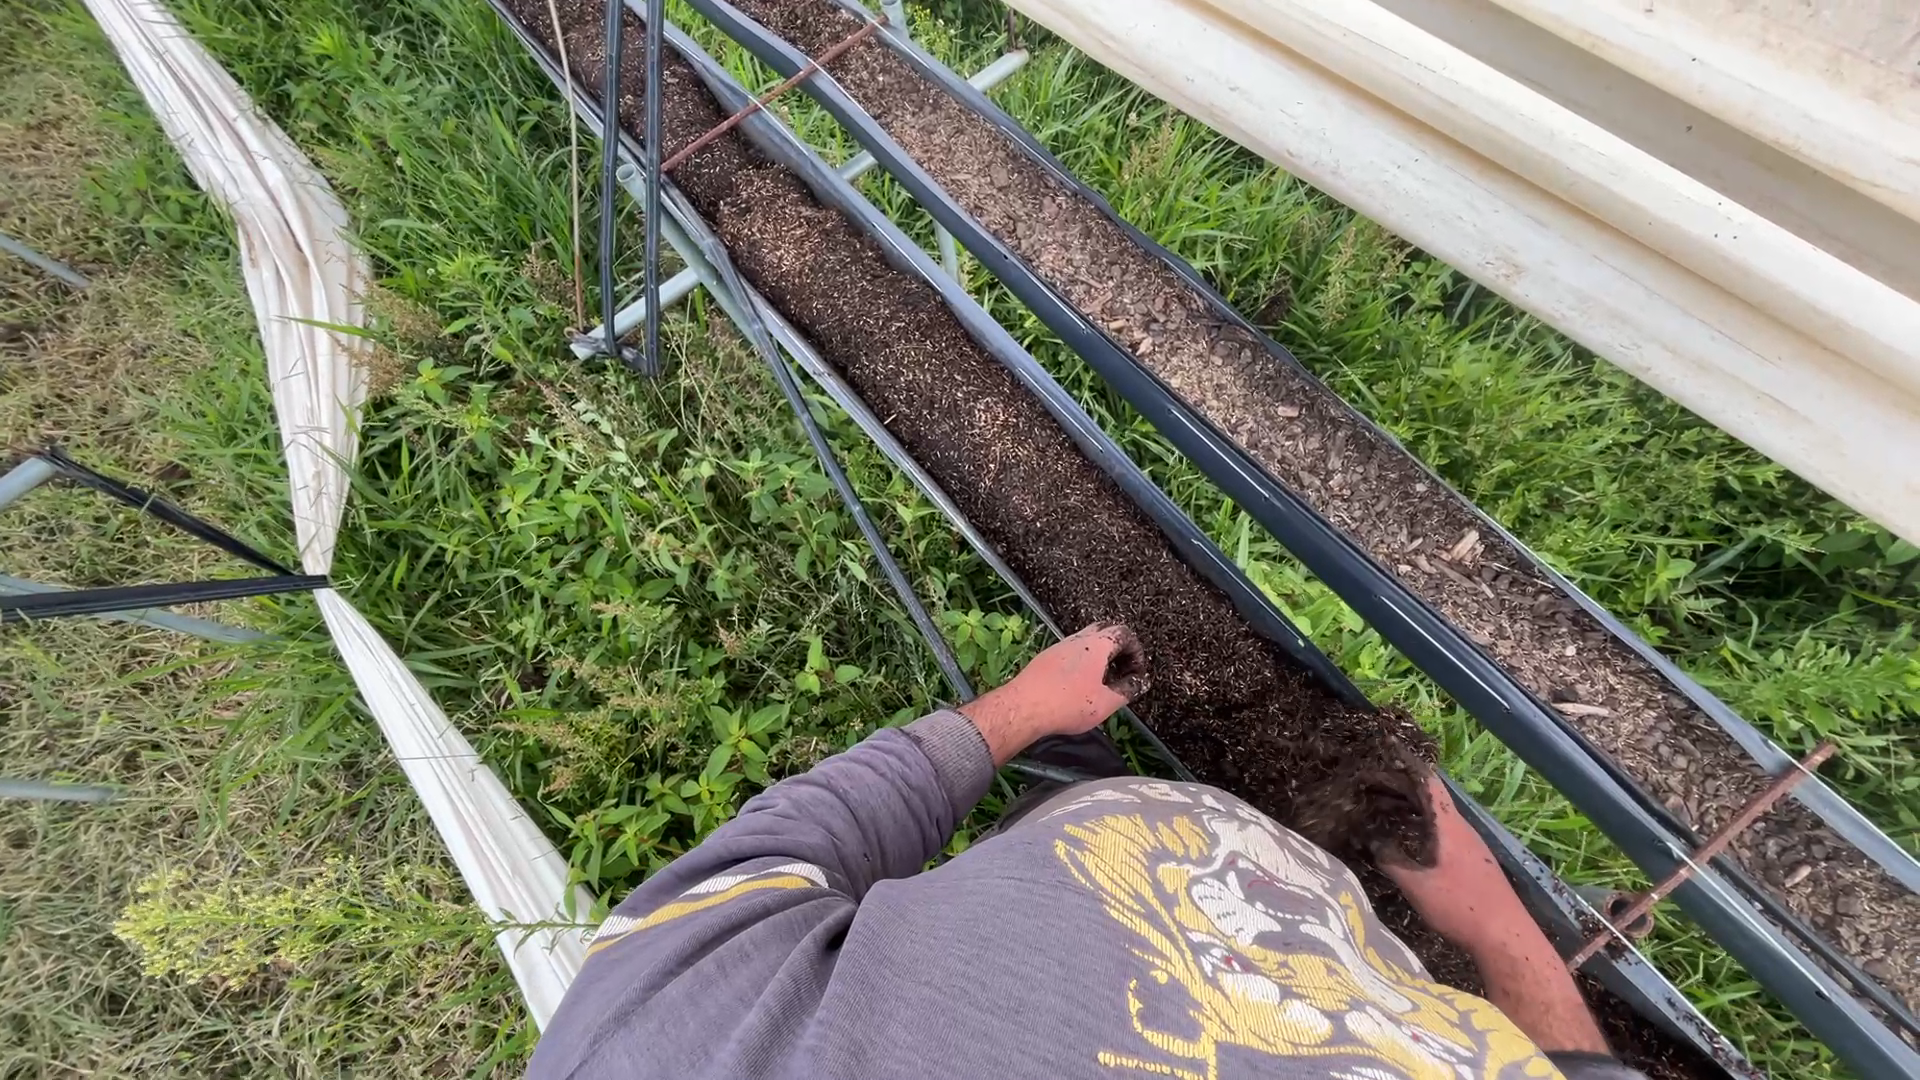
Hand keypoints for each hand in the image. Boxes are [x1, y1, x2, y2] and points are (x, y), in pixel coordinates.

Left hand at [960, 623, 1148, 764]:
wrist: (1024, 706)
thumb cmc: (1067, 704)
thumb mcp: (1105, 702)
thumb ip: (1127, 690)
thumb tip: (1140, 681)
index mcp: (1096, 644)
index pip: (1124, 633)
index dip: (1136, 651)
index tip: (1136, 673)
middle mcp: (1077, 639)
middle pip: (1104, 630)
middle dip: (1118, 648)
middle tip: (1122, 671)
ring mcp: (1059, 646)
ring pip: (1086, 641)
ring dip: (1099, 655)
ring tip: (1103, 680)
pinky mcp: (1046, 657)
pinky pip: (1071, 651)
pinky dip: (1083, 660)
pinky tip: (1080, 684)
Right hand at [1374, 772, 1524, 948]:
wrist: (1509, 942)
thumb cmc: (1462, 907)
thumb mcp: (1417, 884)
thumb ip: (1390, 858)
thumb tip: (1370, 838)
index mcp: (1450, 826)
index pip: (1429, 783)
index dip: (1407, 766)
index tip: (1386, 752)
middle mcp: (1463, 830)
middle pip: (1430, 797)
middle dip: (1400, 787)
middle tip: (1369, 784)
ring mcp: (1472, 846)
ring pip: (1437, 814)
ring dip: (1410, 806)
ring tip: (1382, 807)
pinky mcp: (1474, 862)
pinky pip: (1443, 830)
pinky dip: (1421, 823)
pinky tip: (1408, 837)